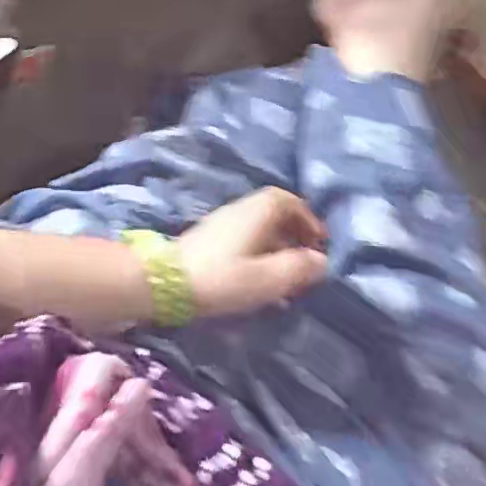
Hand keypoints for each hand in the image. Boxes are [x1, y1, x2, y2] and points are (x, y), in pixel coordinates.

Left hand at [175, 188, 328, 318]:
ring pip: (257, 231)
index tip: (320, 243)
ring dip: (277, 250)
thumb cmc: (222, 278)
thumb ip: (298, 268)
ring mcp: (219, 226)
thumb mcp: (268, 278)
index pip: (285, 199)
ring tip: (289, 281)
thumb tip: (320, 260)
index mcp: (254, 213)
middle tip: (308, 264)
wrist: (164, 282)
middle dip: (294, 236)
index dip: (307, 217)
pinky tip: (262, 286)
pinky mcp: (207, 243)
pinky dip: (259, 258)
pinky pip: (243, 243)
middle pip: (272, 215)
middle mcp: (236, 212)